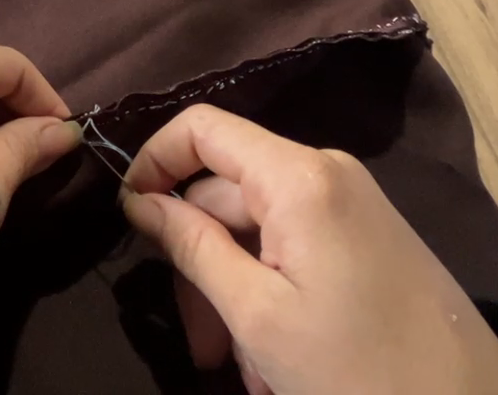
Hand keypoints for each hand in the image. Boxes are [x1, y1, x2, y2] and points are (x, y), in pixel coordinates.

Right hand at [121, 105, 497, 394]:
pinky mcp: (367, 239)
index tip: (129, 213)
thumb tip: (137, 197)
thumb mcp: (258, 316)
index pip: (201, 126)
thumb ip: (191, 244)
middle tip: (196, 340)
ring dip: (231, 287)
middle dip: (198, 257)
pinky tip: (274, 358)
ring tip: (237, 367)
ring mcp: (351, 205)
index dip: (154, 158)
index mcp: (298, 175)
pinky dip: (267, 289)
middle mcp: (324, 172)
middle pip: (225, 189)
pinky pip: (291, 244)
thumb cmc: (363, 375)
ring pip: (254, 226)